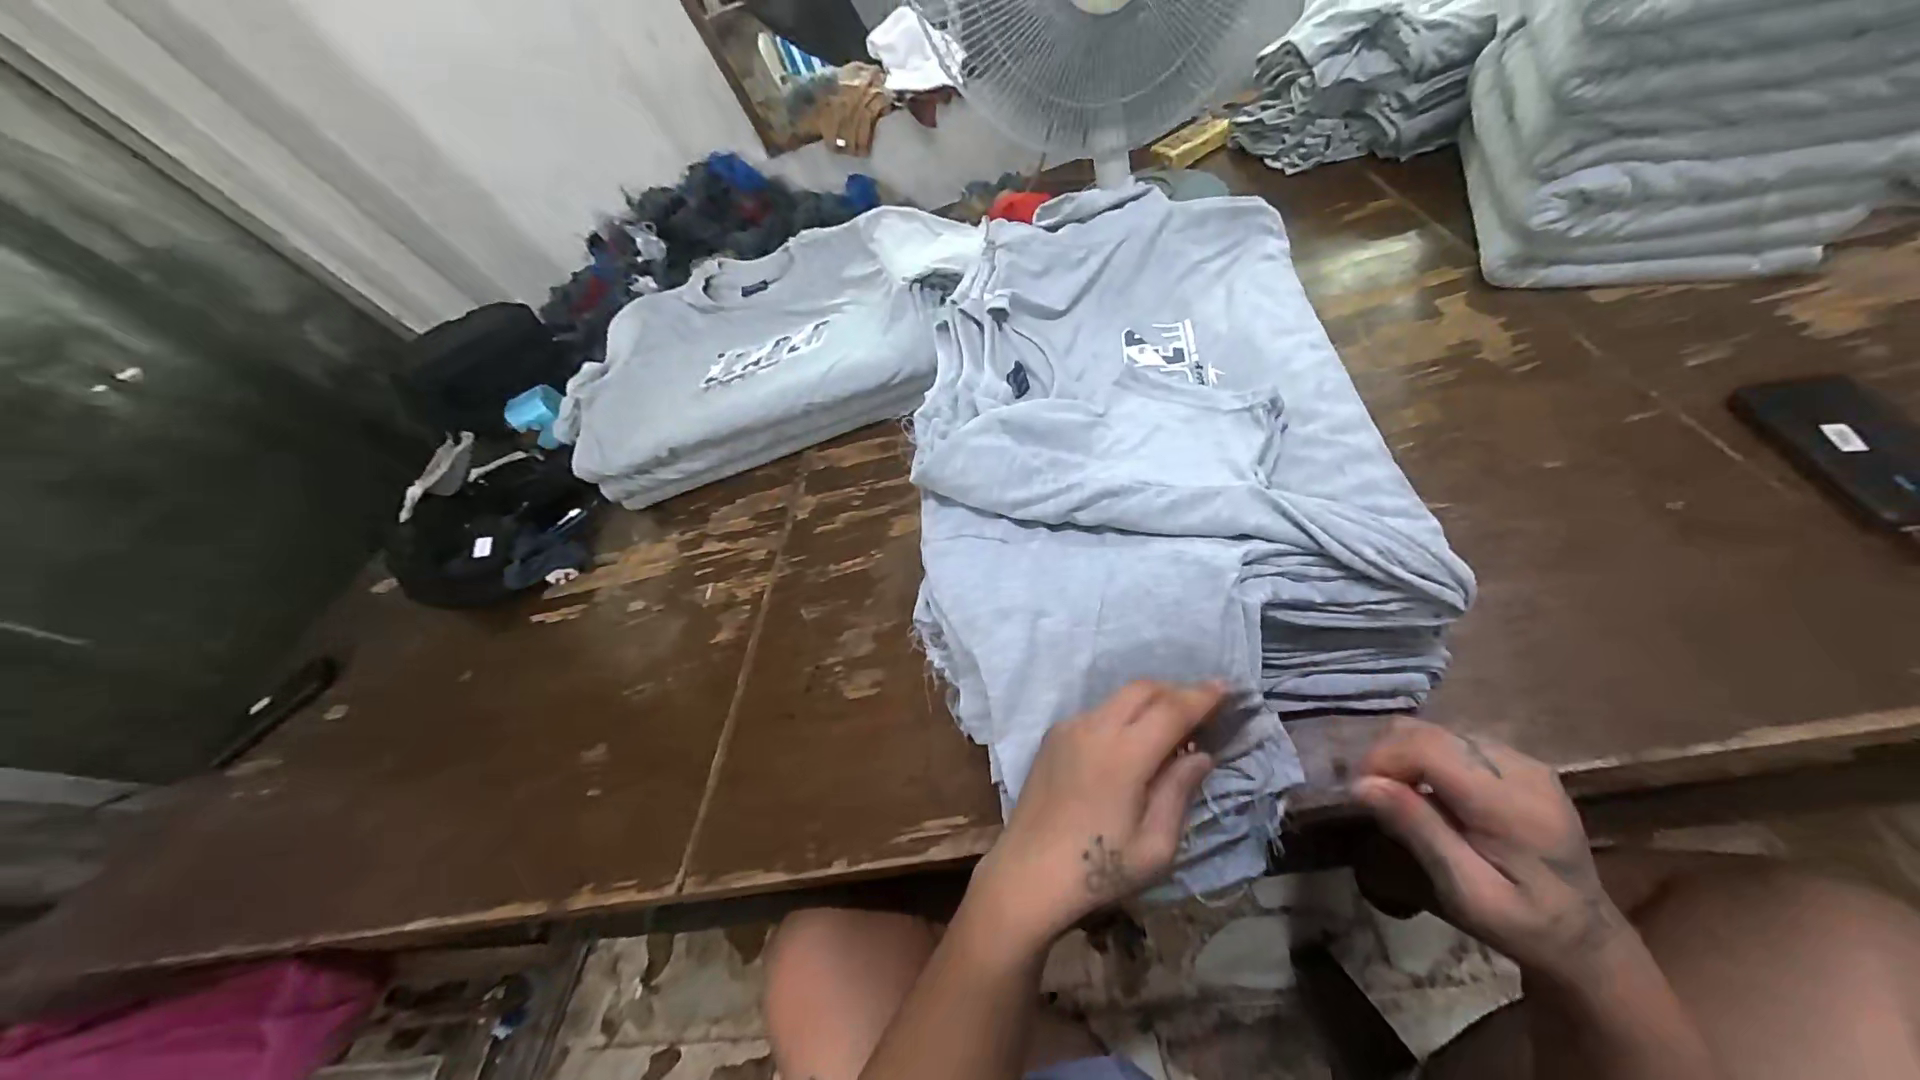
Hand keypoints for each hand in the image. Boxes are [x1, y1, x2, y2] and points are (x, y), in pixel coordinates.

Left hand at [967, 681, 1221, 953]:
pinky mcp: (1053, 737)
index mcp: (1124, 754)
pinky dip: (1122, 715)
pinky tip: (1131, 743)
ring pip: (1117, 698)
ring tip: (1169, 728)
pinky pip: (1097, 713)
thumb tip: (1200, 755)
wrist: (1027, 873)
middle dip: (1176, 691)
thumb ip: (1179, 791)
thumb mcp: (1155, 845)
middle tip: (1202, 709)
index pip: (1172, 709)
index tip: (1226, 687)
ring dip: (1148, 702)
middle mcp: (1094, 728)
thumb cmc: (1098, 869)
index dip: (1202, 696)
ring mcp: (1069, 728)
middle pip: (1143, 689)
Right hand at [1350, 719, 1626, 980]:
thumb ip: (1418, 831)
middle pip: (1425, 732)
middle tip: (1374, 797)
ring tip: (1398, 796)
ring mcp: (1521, 760)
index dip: (1381, 760)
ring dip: (1402, 756)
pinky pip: (1450, 741)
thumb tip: (1361, 785)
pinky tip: (1426, 792)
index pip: (1426, 748)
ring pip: (1432, 731)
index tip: (1361, 795)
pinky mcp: (1516, 761)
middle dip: (1385, 756)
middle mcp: (1519, 768)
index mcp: (1512, 804)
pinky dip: (1422, 758)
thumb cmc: (1524, 925)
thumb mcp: (1467, 893)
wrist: (1586, 935)